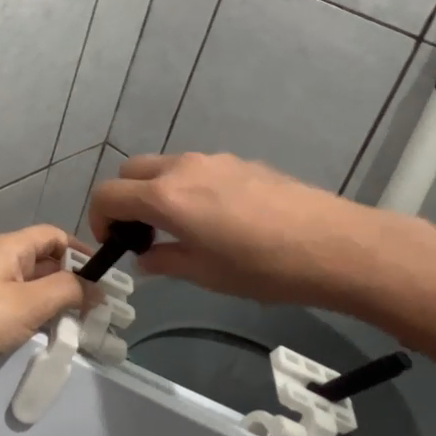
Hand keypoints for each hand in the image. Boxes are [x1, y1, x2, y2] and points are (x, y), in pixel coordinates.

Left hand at [0, 224, 97, 379]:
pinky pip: (20, 302)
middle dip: (74, 280)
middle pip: (45, 259)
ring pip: (33, 283)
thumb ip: (68, 291)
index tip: (108, 277)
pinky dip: (40, 312)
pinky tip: (54, 332)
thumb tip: (96, 287)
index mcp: (9, 246)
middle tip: (104, 307)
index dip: (81, 252)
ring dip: (59, 299)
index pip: (53, 235)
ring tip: (86, 323)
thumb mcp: (30, 303)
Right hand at [89, 152, 425, 308]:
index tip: (112, 243)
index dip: (99, 218)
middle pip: (130, 171)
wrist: (336, 245)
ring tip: (182, 228)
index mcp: (165, 197)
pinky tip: (220, 220)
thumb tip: (145, 258)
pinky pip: (197, 169)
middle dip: (124, 199)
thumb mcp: (206, 275)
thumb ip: (166, 262)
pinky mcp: (241, 162)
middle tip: (140, 233)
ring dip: (157, 191)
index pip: (108, 194)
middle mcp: (181, 168)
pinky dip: (188, 187)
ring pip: (164, 167)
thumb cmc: (264, 268)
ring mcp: (213, 160)